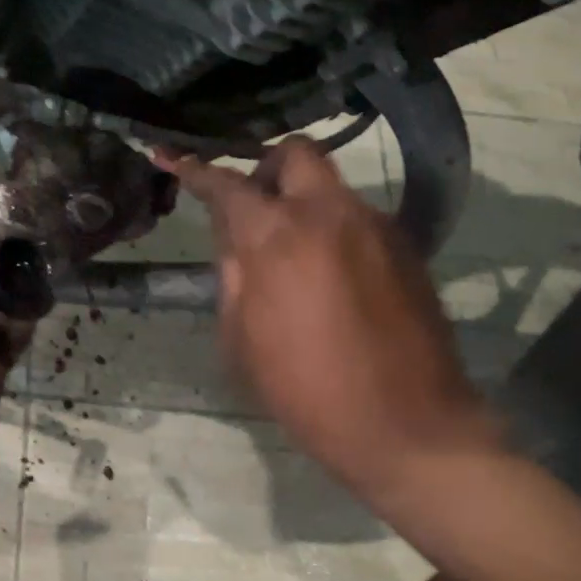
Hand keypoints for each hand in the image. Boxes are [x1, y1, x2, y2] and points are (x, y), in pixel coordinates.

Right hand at [160, 137, 499, 497]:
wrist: (408, 427)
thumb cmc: (307, 391)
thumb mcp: (242, 340)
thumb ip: (233, 275)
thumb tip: (233, 238)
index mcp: (278, 236)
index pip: (228, 184)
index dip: (196, 169)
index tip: (172, 157)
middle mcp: (331, 213)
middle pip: (296, 154)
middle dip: (265, 168)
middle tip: (252, 205)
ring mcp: (376, 226)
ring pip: (331, 186)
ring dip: (303, 202)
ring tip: (291, 253)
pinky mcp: (407, 248)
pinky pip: (358, 218)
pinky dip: (333, 230)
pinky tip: (330, 277)